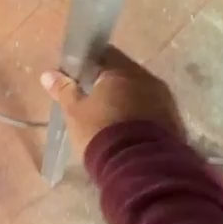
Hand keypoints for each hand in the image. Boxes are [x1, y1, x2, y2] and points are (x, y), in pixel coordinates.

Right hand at [40, 47, 183, 162]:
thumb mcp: (75, 112)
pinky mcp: (174, 122)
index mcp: (122, 71)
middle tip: (88, 99)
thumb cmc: (102, 132)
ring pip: (139, 92)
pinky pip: (150, 110)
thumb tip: (48, 74)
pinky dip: (137, 115)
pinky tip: (124, 130)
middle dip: (107, 83)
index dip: (87, 63)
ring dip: (124, 100)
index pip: (103, 54)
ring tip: (106, 118)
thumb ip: (64, 90)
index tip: (75, 77)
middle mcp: (148, 79)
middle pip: (123, 73)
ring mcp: (165, 101)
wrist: (142, 169)